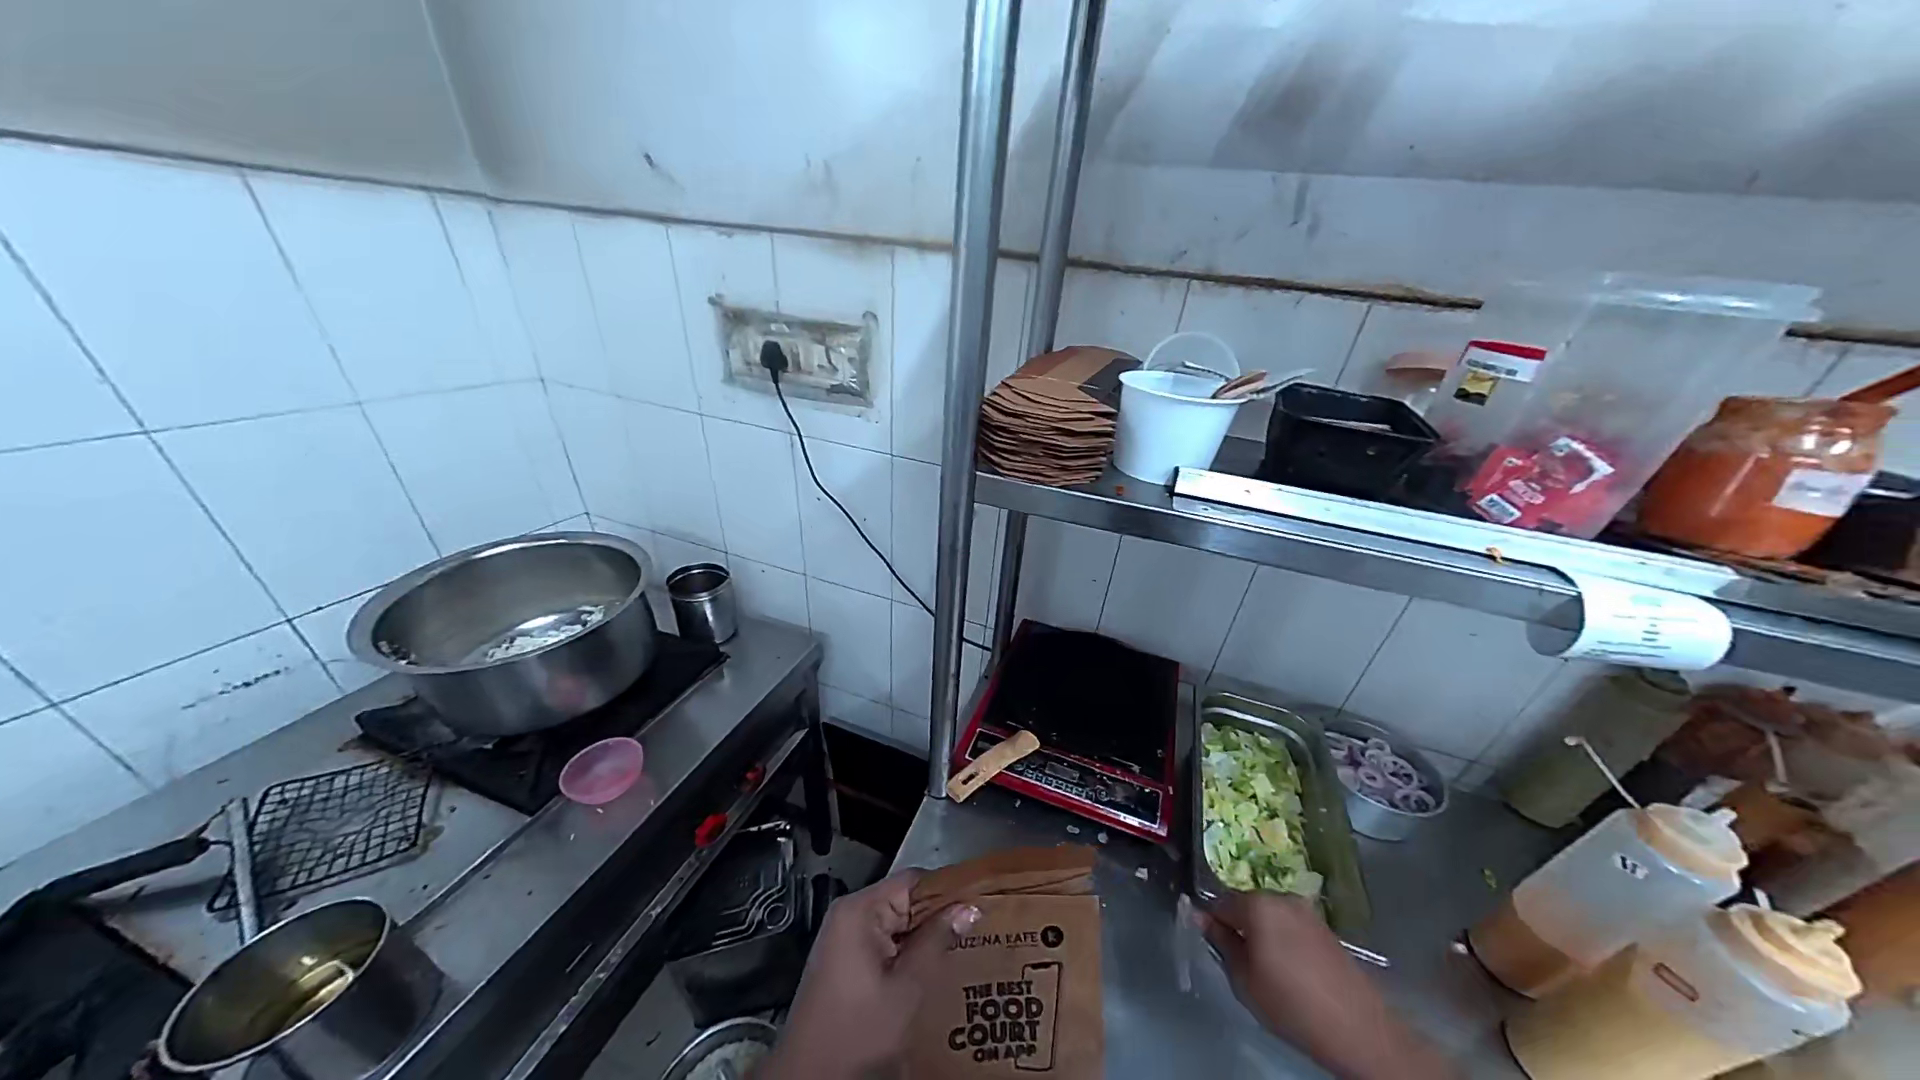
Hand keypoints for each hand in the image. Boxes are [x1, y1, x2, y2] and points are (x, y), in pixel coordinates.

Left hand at [759, 870, 980, 1079]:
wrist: (808, 1075)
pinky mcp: (845, 955)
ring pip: (896, 920)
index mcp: (860, 909)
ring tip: (963, 943)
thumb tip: (968, 907)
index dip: (947, 890)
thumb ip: (937, 941)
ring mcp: (844, 934)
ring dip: (924, 934)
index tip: (978, 903)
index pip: (913, 880)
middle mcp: (850, 912)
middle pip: (904, 898)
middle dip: (938, 914)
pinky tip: (932, 964)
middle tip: (977, 927)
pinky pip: (884, 937)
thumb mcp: (906, 987)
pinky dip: (907, 948)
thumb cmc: (858, 1029)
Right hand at [1199, 892, 1455, 1079]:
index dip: (1212, 922)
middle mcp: (1282, 897)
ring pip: (1269, 914)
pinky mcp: (1325, 928)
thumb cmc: (1291, 1004)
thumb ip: (1220, 942)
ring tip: (1267, 968)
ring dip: (1262, 932)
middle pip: (1246, 904)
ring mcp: (1307, 911)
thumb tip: (1201, 917)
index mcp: (1257, 903)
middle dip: (1239, 925)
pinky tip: (1290, 970)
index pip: (1219, 901)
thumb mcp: (1243, 979)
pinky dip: (1283, 939)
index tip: (1213, 945)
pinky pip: (1291, 925)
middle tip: (1240, 961)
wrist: (1358, 1029)